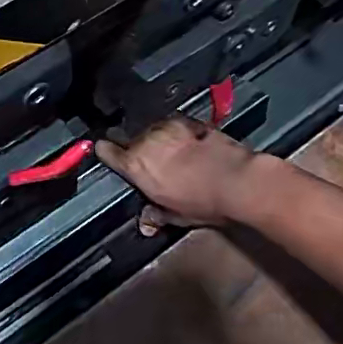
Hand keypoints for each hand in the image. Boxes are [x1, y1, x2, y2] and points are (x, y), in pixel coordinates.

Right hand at [96, 117, 278, 234]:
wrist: (237, 180)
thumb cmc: (205, 202)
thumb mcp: (177, 216)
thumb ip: (156, 215)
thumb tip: (146, 223)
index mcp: (135, 165)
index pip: (106, 150)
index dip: (105, 151)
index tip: (106, 151)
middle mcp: (145, 141)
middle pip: (129, 138)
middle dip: (135, 147)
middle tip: (149, 161)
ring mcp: (167, 127)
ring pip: (151, 129)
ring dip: (157, 139)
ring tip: (171, 152)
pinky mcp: (187, 120)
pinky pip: (174, 125)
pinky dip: (177, 133)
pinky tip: (189, 144)